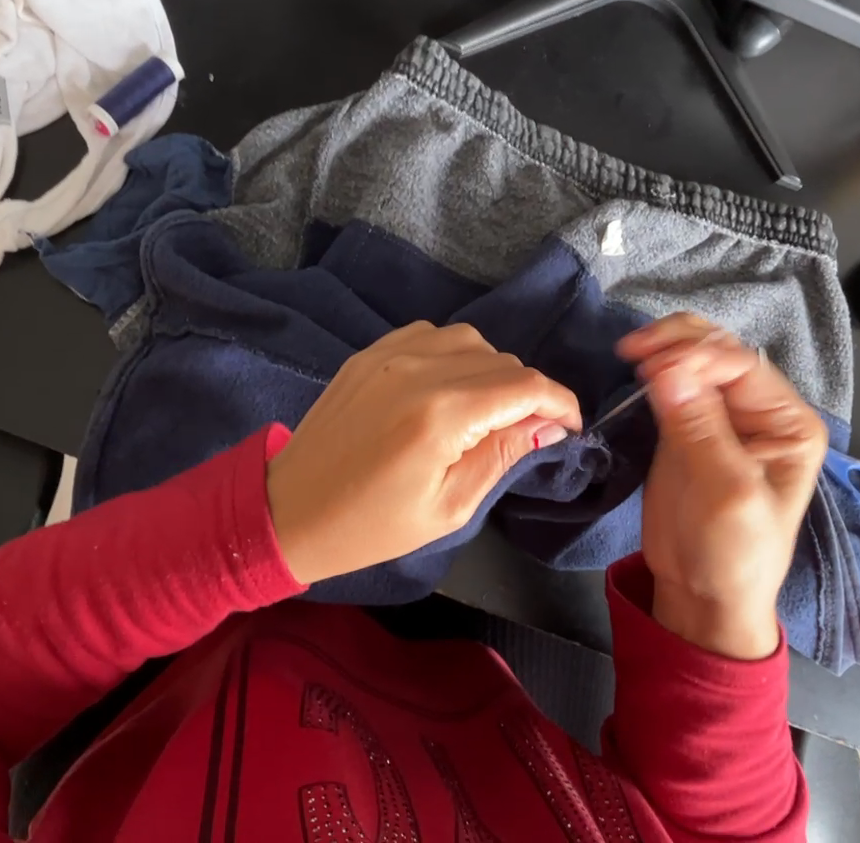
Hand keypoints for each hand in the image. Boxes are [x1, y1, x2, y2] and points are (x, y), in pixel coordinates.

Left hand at [266, 321, 582, 585]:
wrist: (290, 509)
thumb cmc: (372, 525)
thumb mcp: (450, 506)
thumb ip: (503, 454)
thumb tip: (550, 424)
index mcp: (442, 413)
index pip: (526, 386)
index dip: (560, 404)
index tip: (570, 428)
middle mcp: (419, 368)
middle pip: (503, 362)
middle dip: (527, 394)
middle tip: (522, 432)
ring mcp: (390, 353)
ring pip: (471, 341)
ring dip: (491, 371)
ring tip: (483, 410)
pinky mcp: (370, 352)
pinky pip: (431, 335)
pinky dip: (453, 355)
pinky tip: (446, 387)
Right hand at [617, 314, 827, 659]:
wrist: (702, 595)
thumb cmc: (733, 553)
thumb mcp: (726, 493)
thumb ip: (700, 428)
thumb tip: (667, 369)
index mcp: (787, 423)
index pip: (742, 365)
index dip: (698, 357)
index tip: (652, 367)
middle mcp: (759, 410)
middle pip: (719, 350)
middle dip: (678, 342)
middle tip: (634, 352)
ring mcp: (721, 415)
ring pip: (693, 357)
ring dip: (663, 347)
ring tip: (631, 353)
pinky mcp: (685, 424)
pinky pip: (671, 381)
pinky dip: (653, 367)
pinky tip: (634, 366)